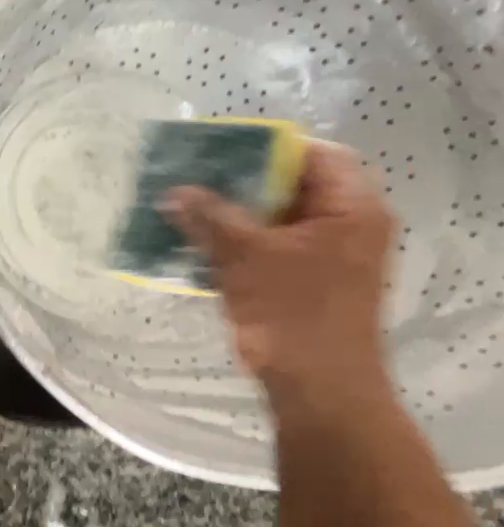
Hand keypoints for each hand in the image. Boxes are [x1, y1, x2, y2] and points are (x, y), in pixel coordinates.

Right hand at [166, 142, 395, 397]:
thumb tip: (174, 191)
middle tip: (189, 175)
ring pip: (271, 218)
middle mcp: (345, 225)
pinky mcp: (299, 278)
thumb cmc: (292, 309)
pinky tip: (191, 241)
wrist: (314, 378)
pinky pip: (263, 246)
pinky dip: (231, 241)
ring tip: (180, 205)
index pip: (317, 155)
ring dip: (227, 213)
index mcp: (352, 209)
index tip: (218, 149)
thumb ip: (209, 217)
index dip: (269, 147)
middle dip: (238, 181)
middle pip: (291, 185)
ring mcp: (324, 254)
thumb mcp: (245, 255)